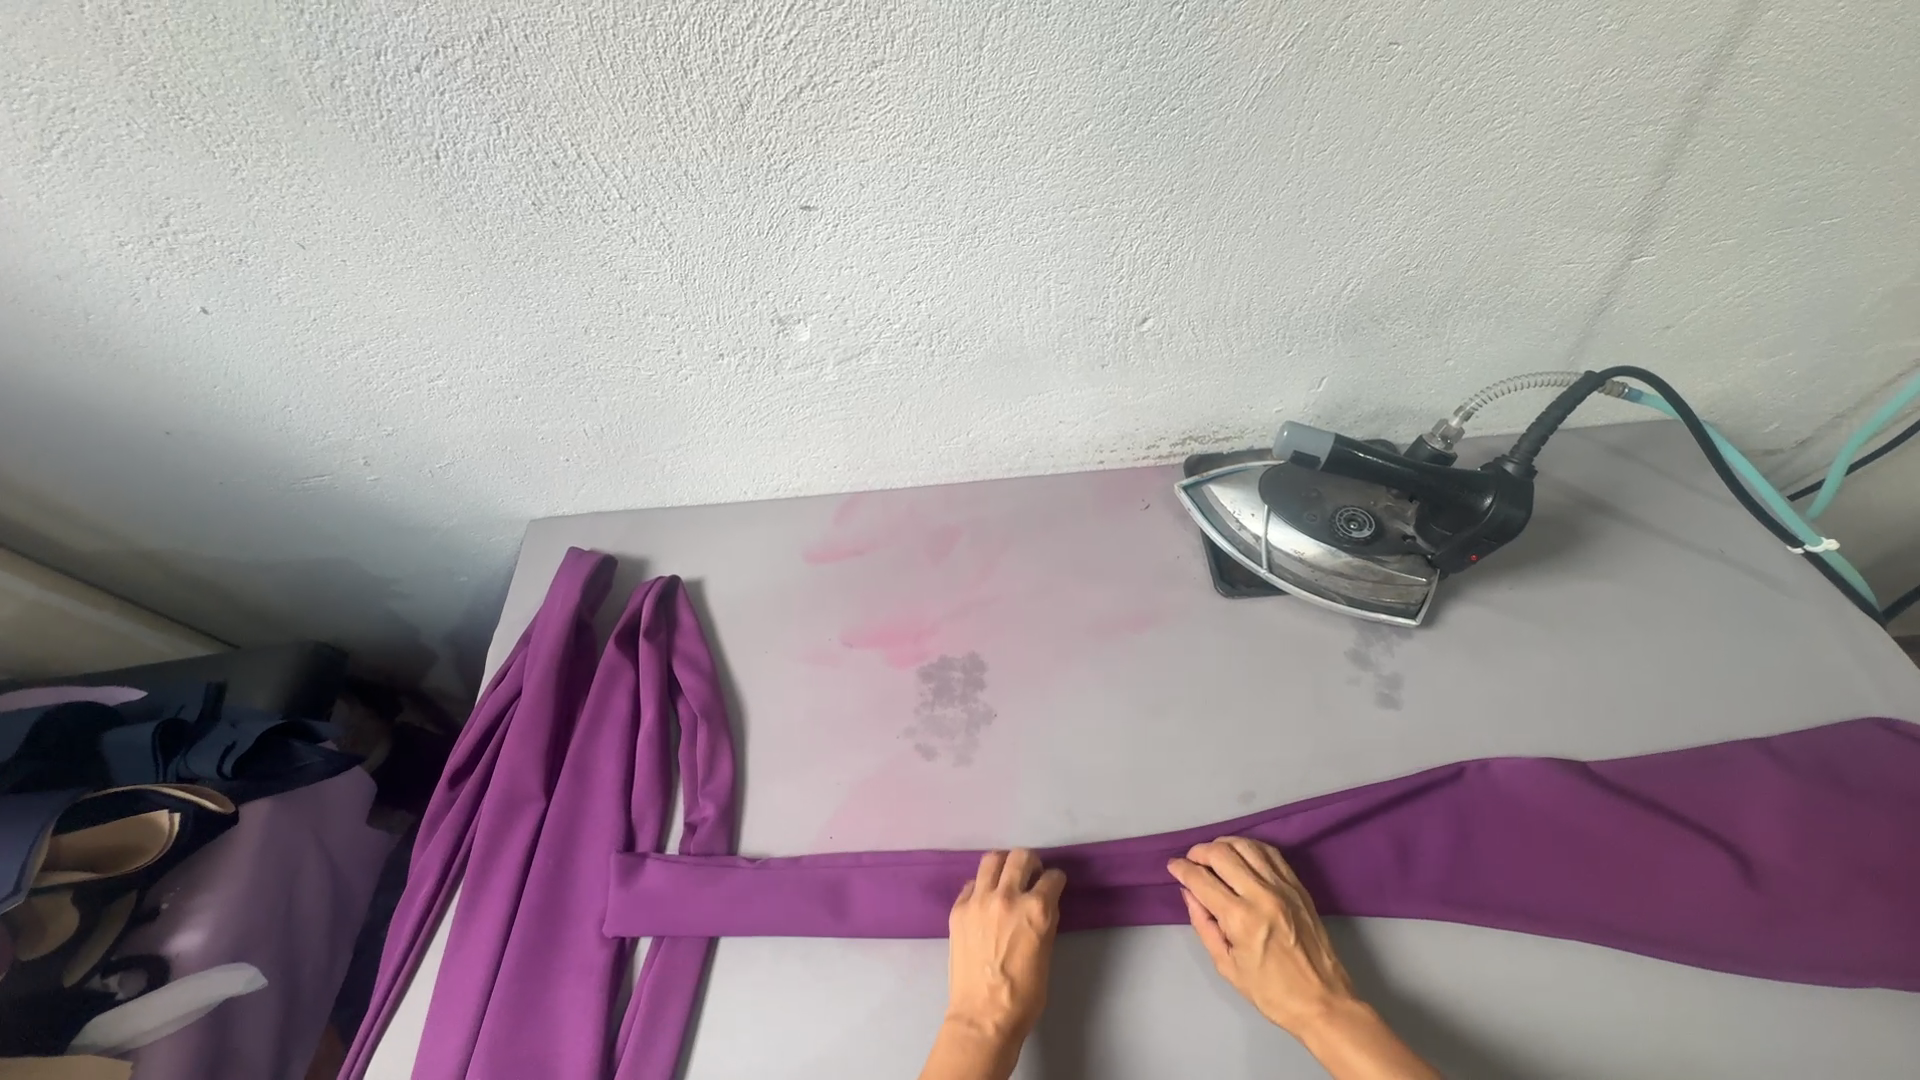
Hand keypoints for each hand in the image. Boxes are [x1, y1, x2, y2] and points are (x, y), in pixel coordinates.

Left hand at [943, 849, 1067, 1040]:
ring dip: (1003, 864)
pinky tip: (984, 900)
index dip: (1055, 880)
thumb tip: (1041, 904)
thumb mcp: (1046, 953)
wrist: (983, 1018)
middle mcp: (1008, 896)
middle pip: (1021, 856)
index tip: (1053, 884)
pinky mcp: (959, 909)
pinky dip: (982, 886)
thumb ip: (1044, 921)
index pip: (1053, 877)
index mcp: (1037, 910)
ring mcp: (980, 900)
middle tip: (1030, 874)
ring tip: (1005, 877)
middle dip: (1031, 862)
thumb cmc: (1023, 996)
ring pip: (992, 859)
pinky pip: (972, 883)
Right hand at [1167, 837, 1355, 1035]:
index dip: (1181, 869)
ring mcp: (1283, 888)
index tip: (1173, 867)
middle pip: (1221, 854)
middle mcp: (1261, 895)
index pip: (1201, 879)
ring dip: (1223, 845)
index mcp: (1240, 919)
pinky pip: (1270, 853)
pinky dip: (1250, 847)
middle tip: (1191, 861)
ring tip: (1214, 855)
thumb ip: (1204, 925)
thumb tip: (1189, 893)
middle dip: (1199, 852)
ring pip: (1246, 846)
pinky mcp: (1298, 887)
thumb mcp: (1227, 966)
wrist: (1324, 1002)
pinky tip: (1241, 855)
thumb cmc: (1271, 992)